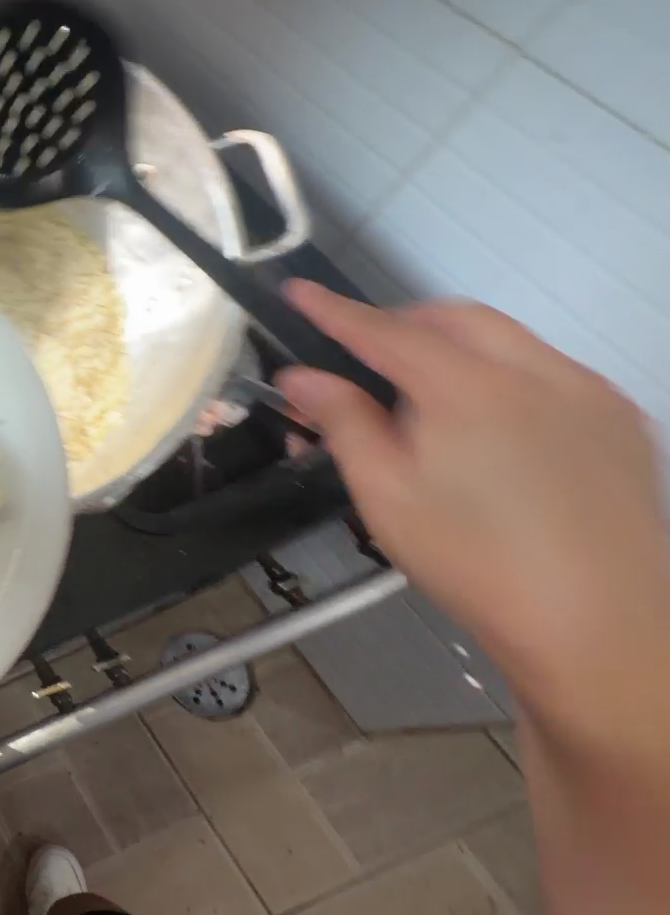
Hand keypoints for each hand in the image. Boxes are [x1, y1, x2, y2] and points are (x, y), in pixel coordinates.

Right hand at [276, 281, 669, 734]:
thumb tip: (301, 377)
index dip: (334, 310)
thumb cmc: (468, 556)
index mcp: (470, 389)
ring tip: (408, 394)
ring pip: (506, 339)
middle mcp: (540, 374)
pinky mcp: (619, 424)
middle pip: (456, 318)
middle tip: (350, 353)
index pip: (386, 331)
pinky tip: (474, 422)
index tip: (295, 291)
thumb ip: (342, 421)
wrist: (599, 624)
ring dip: (448, 346)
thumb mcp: (381, 490)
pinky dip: (494, 371)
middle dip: (398, 322)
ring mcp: (590, 396)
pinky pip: (544, 370)